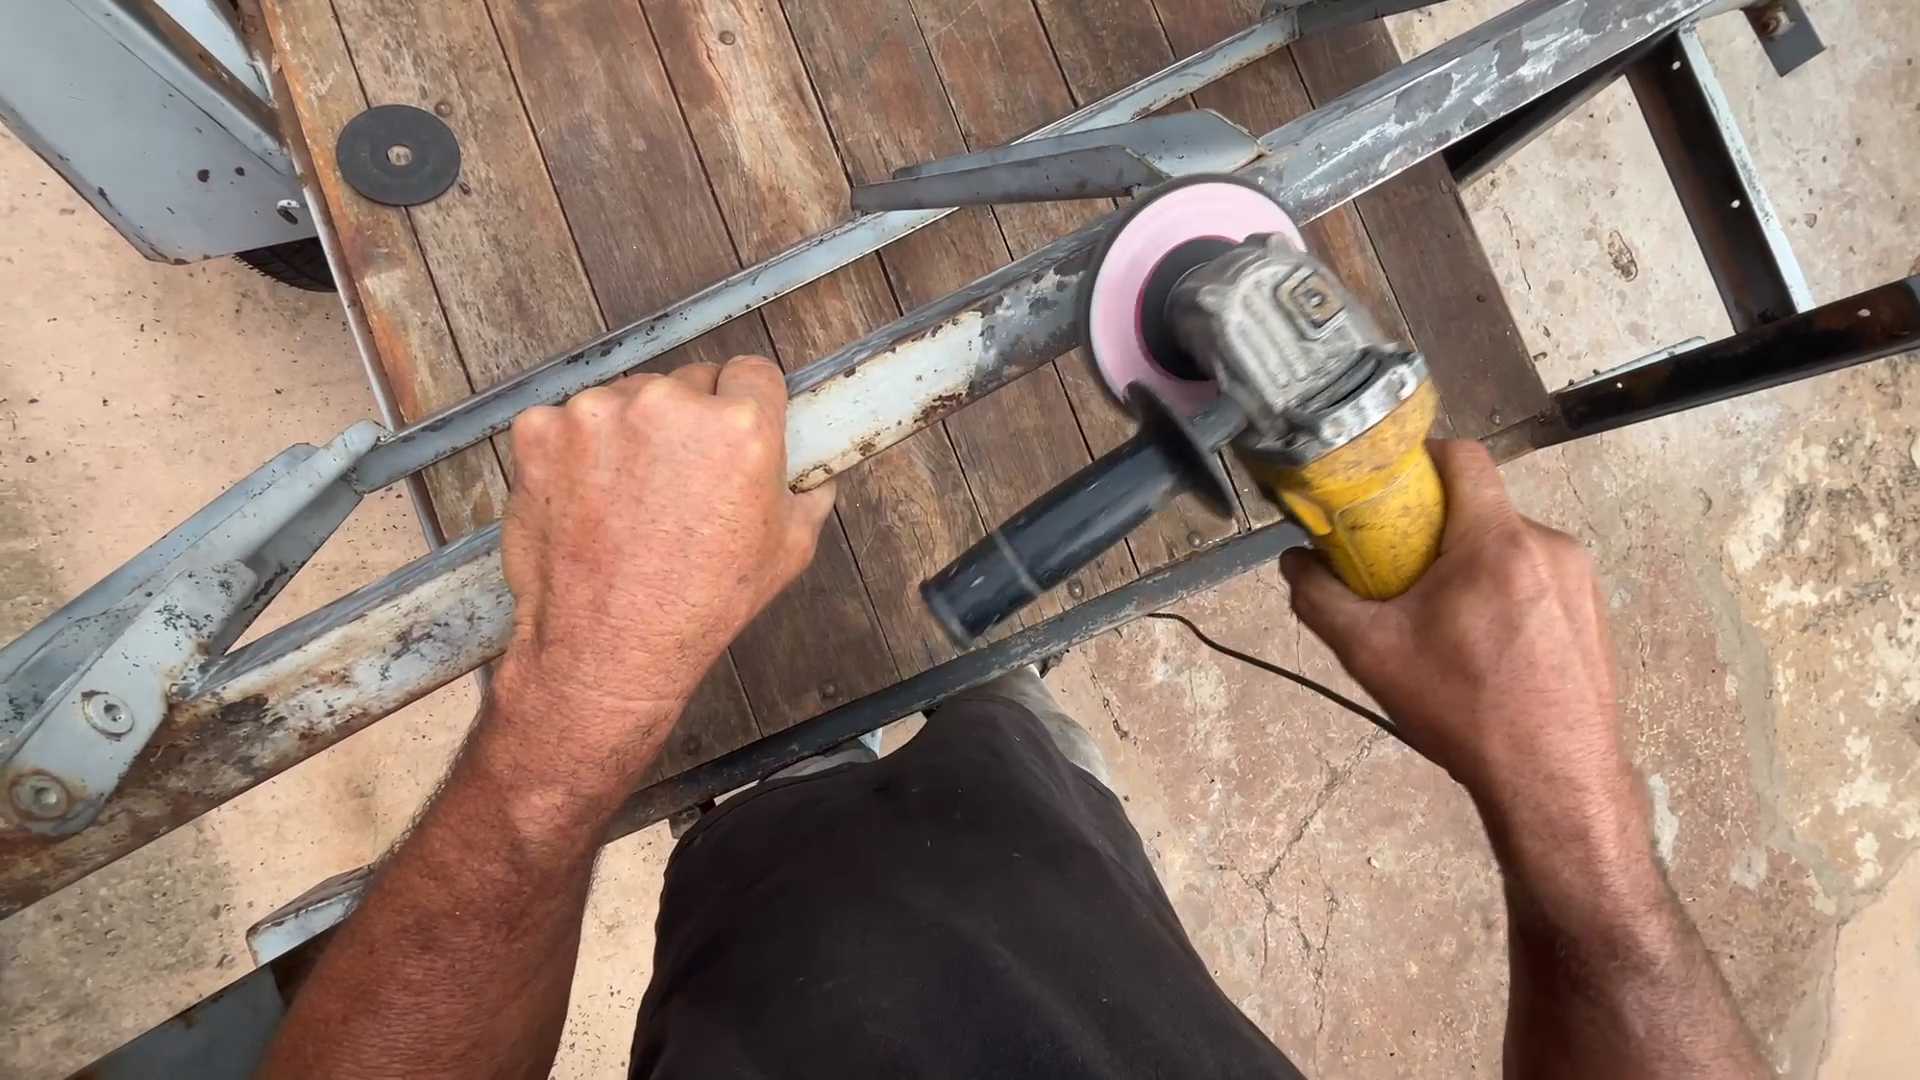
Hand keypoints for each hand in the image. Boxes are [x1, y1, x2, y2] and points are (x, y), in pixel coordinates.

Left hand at [491, 357, 835, 784]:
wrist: (609, 647)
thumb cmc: (704, 603)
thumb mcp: (791, 550)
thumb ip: (808, 492)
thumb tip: (813, 471)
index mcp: (742, 426)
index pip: (754, 371)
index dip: (750, 401)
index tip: (740, 422)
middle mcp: (670, 405)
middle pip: (691, 381)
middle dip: (694, 419)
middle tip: (687, 476)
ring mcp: (598, 411)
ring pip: (630, 399)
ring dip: (636, 431)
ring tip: (635, 497)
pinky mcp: (541, 429)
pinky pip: (573, 421)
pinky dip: (581, 450)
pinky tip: (593, 498)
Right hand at [1279, 441, 1640, 866]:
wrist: (1554, 783)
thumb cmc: (1457, 706)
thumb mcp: (1366, 651)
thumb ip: (1317, 596)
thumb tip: (1294, 561)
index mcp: (1495, 543)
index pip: (1462, 457)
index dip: (1417, 459)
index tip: (1382, 491)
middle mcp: (1549, 546)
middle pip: (1476, 505)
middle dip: (1429, 526)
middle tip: (1392, 571)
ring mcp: (1580, 580)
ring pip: (1503, 543)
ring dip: (1461, 561)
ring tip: (1432, 616)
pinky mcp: (1593, 612)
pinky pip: (1532, 576)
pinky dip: (1495, 589)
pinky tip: (1476, 643)